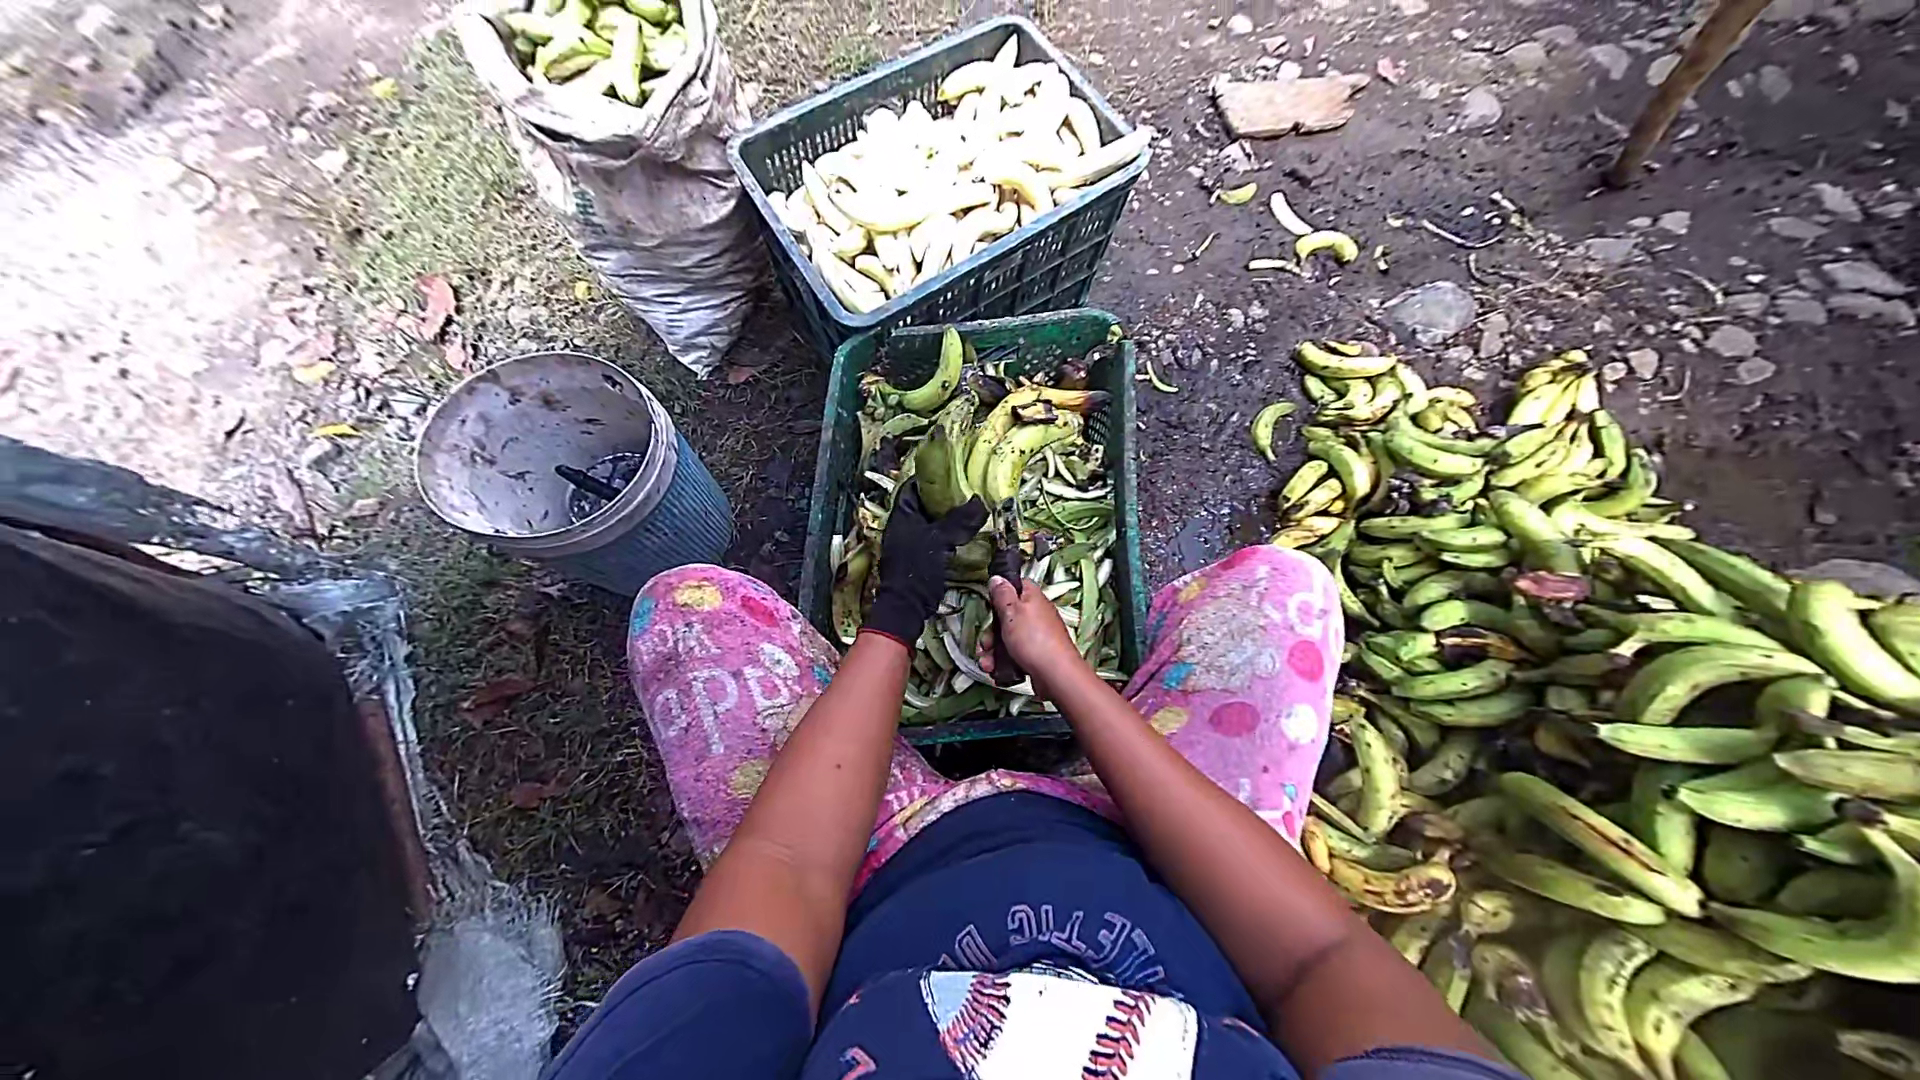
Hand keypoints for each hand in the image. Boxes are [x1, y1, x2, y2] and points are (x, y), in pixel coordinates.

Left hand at [861, 484, 987, 645]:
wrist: (907, 606)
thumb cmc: (917, 568)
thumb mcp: (940, 539)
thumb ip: (960, 520)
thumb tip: (981, 501)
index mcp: (901, 515)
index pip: (912, 487)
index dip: (929, 478)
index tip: (951, 473)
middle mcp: (903, 526)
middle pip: (923, 504)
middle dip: (943, 499)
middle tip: (966, 492)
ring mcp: (909, 543)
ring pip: (930, 523)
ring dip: (946, 518)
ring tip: (969, 511)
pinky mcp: (918, 558)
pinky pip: (934, 539)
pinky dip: (947, 535)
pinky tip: (964, 535)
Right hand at [981, 574, 1087, 692]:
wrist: (1055, 674)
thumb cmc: (1034, 639)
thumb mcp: (1011, 611)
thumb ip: (1002, 594)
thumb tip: (997, 577)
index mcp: (1032, 597)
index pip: (1015, 586)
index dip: (999, 595)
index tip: (990, 606)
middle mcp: (1036, 614)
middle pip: (1006, 617)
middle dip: (990, 632)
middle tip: (986, 643)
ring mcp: (1036, 635)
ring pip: (1007, 638)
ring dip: (993, 651)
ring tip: (988, 663)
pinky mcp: (1035, 654)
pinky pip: (1014, 654)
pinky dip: (1003, 661)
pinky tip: (996, 670)